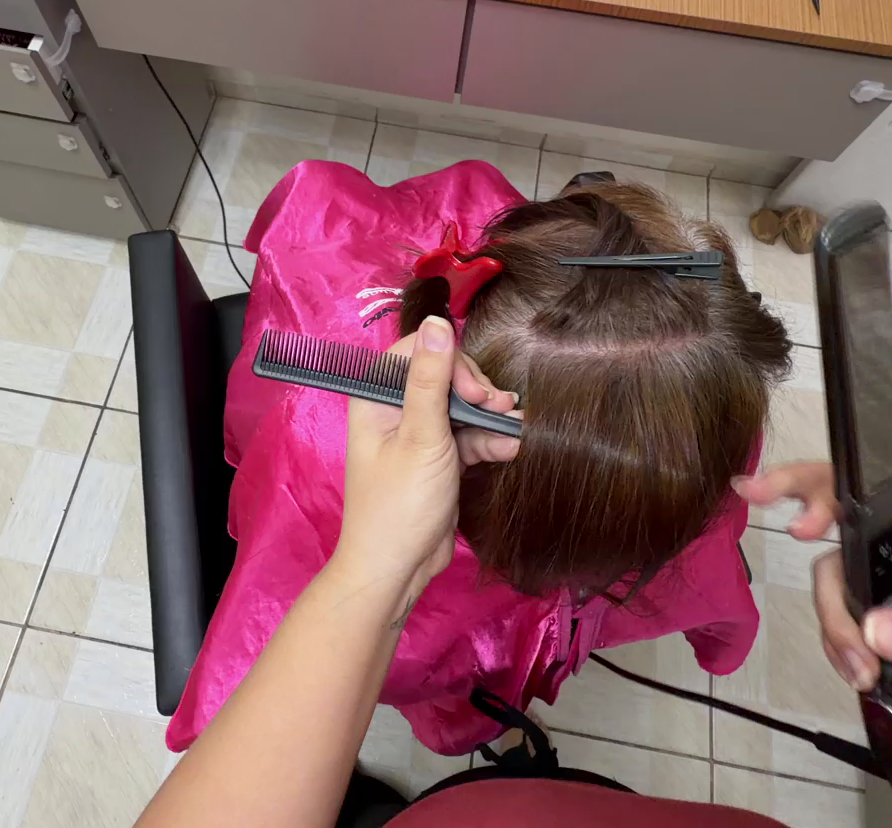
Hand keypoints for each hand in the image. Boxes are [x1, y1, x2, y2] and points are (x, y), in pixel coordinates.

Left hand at [334, 316, 520, 614]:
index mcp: (376, 397)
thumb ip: (432, 379)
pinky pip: (467, 435)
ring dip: (488, 414)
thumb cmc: (399, 503)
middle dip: (475, 389)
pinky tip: (511, 445)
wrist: (397, 572)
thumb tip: (438, 320)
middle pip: (443, 375)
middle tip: (498, 408)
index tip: (472, 389)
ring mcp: (419, 434)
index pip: (416, 352)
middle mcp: (395, 409)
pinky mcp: (438, 457)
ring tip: (514, 426)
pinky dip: (489, 439)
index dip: (449, 360)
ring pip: (460, 406)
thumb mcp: (422, 437)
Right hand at [738, 462, 891, 825]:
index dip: (840, 491)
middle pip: (851, 520)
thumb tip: (876, 627)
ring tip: (856, 667)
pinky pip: (840, 617)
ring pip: (837, 575)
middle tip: (752, 497)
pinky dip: (836, 643)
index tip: (800, 514)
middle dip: (802, 509)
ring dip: (831, 617)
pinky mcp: (886, 625)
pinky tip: (857, 673)